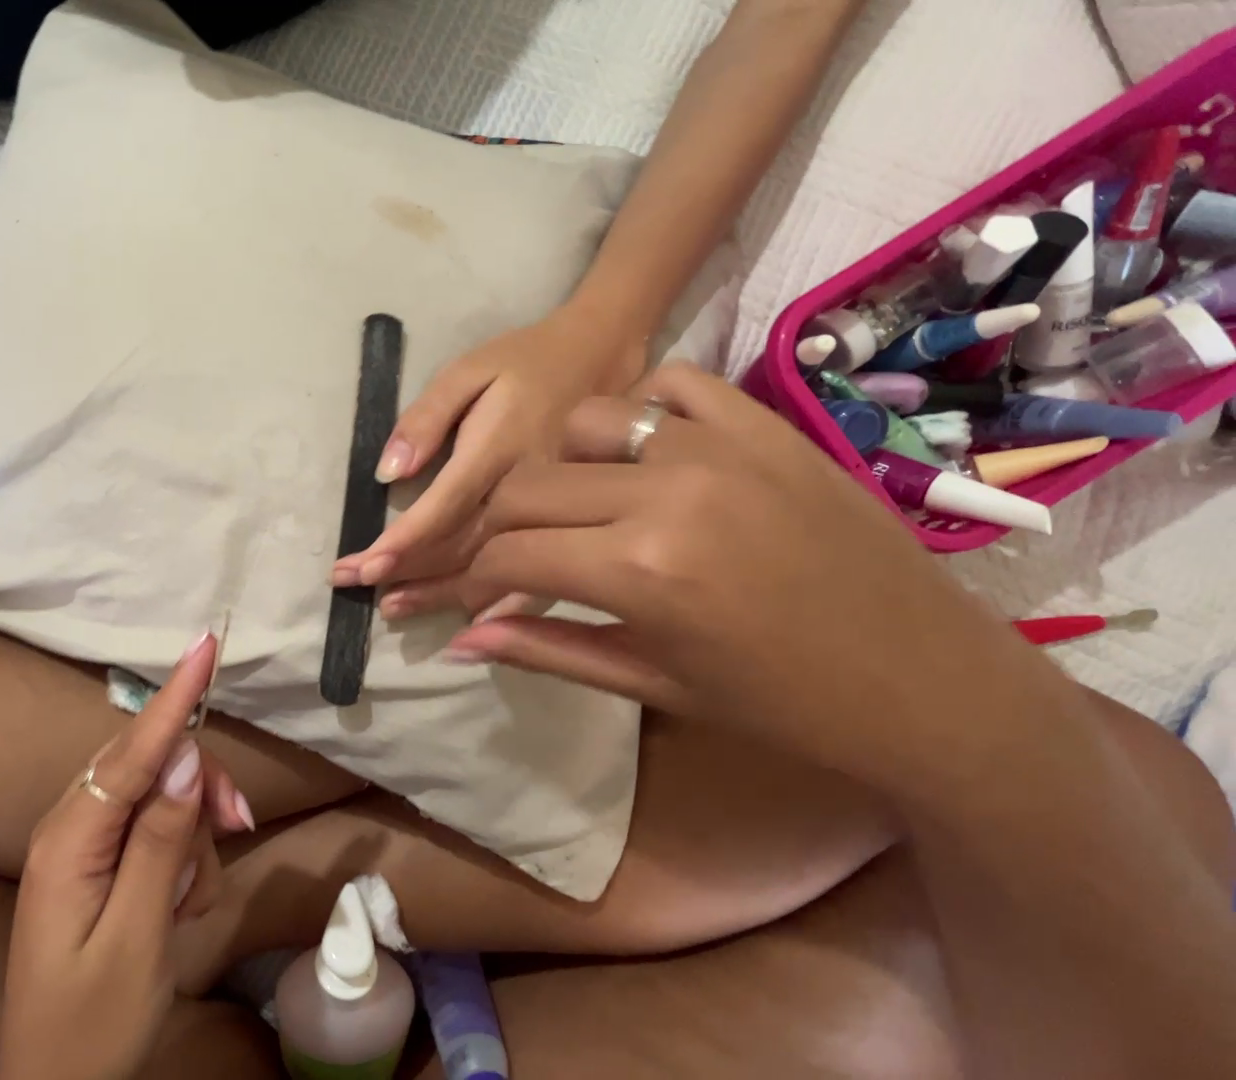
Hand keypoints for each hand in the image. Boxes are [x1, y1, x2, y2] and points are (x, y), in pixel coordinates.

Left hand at [0, 632, 240, 1079]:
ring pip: (162, 804)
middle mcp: (70, 827)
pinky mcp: (99, 865)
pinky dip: (182, 865)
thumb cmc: (92, 1022)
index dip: (173, 697)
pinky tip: (179, 909)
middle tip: (237, 829)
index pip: (130, 752)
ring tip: (190, 905)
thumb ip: (158, 840)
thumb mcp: (137, 936)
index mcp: (68, 840)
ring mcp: (83, 846)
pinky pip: (155, 837)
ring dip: (193, 844)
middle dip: (199, 794)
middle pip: (152, 769)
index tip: (204, 644)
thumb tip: (183, 756)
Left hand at [330, 314, 644, 588]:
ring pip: (495, 570)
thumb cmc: (523, 361)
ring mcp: (555, 513)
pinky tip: (466, 623)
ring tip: (392, 607)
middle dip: (407, 573)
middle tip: (353, 587)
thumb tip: (388, 473)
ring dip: (441, 594)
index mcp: (501, 448)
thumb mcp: (467, 370)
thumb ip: (426, 418)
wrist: (601, 358)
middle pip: (464, 548)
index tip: (362, 568)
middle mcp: (530, 491)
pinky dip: (493, 602)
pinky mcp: (568, 523)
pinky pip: (532, 575)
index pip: (444, 508)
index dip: (403, 543)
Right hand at [381, 363, 1053, 777]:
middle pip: (526, 484)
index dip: (471, 578)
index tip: (467, 597)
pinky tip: (642, 453)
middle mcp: (669, 493)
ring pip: (585, 423)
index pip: (507, 554)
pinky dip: (640, 412)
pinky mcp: (765, 425)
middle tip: (508, 560)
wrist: (928, 682)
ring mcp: (721, 447)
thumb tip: (457, 641)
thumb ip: (545, 650)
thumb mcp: (650, 682)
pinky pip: (671, 386)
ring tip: (574, 507)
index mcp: (640, 571)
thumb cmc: (781, 704)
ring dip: (559, 466)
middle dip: (497, 527)